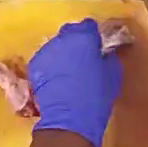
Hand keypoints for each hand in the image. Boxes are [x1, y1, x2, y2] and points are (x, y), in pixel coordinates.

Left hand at [29, 19, 123, 146]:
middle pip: (69, 34)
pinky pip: (46, 61)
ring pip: (56, 47)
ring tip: (70, 72)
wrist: (69, 120)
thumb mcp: (113, 75)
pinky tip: (58, 80)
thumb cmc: (96, 96)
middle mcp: (61, 40)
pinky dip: (52, 67)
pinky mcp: (34, 67)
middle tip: (83, 58)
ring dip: (63, 54)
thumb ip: (109, 57)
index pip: (88, 26)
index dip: (93, 36)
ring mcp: (45, 52)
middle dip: (76, 43)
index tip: (97, 47)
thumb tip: (104, 53)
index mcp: (83, 37)